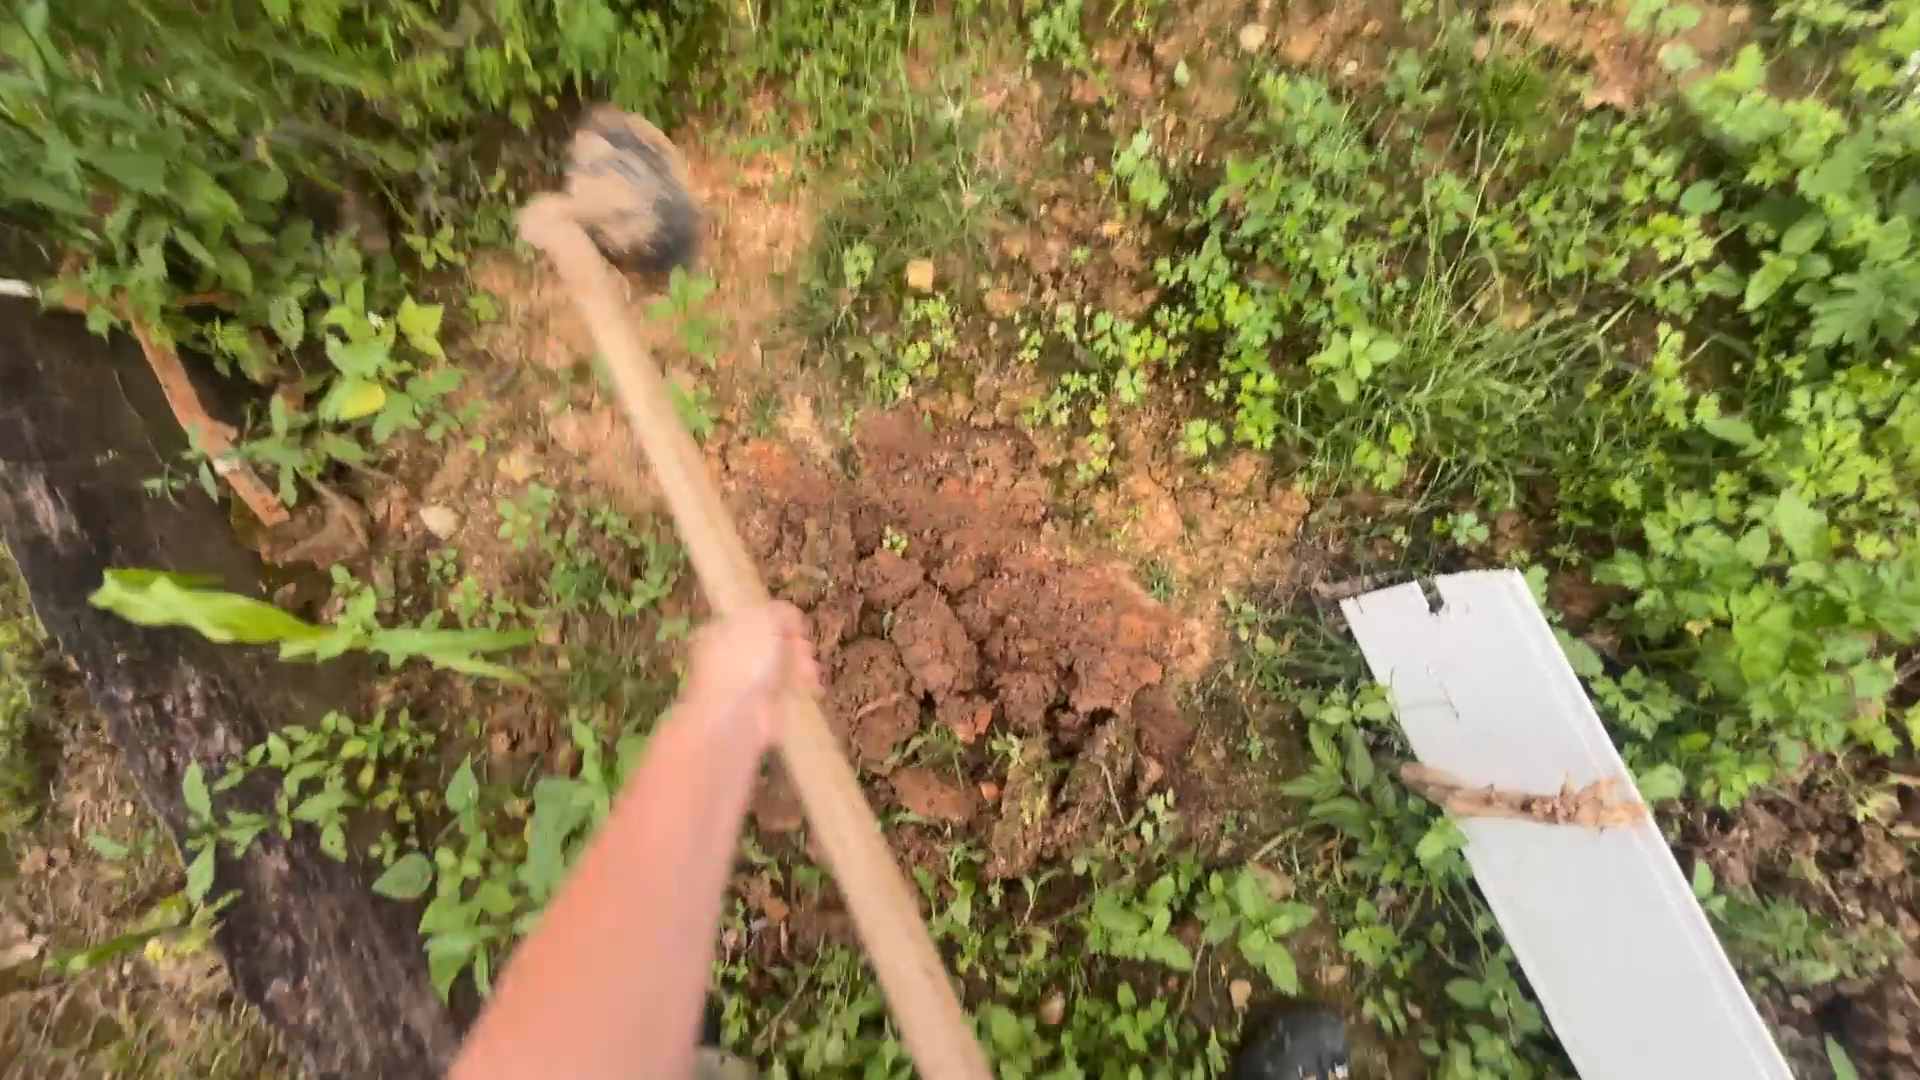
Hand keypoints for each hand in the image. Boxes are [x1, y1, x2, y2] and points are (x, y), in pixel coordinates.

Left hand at [682, 602, 819, 747]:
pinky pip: (788, 689)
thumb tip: (792, 618)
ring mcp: (745, 684)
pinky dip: (802, 687)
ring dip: (802, 665)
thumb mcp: (765, 618)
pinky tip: (810, 687)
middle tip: (803, 648)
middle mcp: (729, 656)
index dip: (778, 620)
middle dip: (794, 644)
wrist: (737, 716)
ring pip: (782, 666)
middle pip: (772, 642)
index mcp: (720, 631)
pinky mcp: (763, 707)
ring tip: (808, 671)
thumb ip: (781, 611)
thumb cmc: (745, 660)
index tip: (794, 627)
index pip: (753, 618)